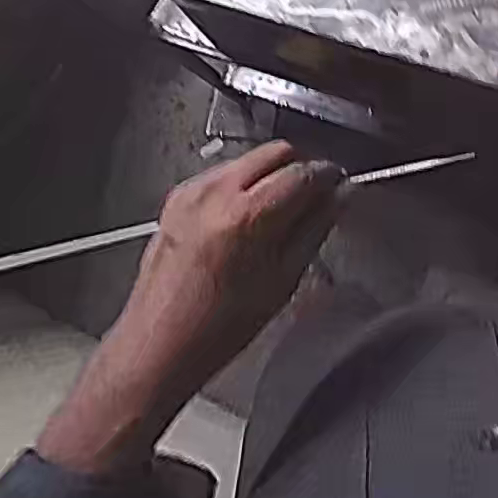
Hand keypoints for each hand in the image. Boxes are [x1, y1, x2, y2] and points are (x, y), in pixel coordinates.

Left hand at [37, 142, 344, 473]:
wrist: (157, 346)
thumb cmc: (214, 330)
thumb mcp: (282, 281)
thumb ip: (315, 229)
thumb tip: (340, 197)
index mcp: (246, 216)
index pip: (302, 172)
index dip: (328, 175)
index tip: (338, 184)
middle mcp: (216, 193)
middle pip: (276, 151)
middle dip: (301, 166)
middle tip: (316, 192)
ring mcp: (194, 190)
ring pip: (251, 158)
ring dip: (274, 173)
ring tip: (283, 210)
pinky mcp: (179, 195)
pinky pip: (225, 172)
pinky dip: (246, 183)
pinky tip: (250, 216)